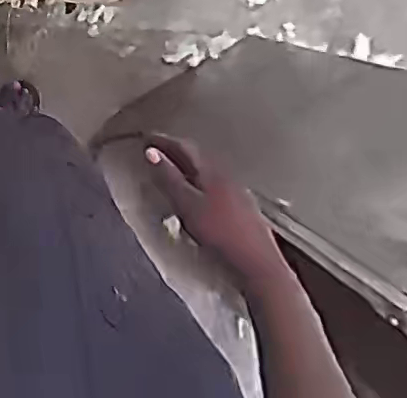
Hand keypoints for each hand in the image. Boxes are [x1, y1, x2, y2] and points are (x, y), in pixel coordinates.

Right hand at [144, 134, 289, 283]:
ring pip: (207, 171)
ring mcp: (238, 192)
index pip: (184, 146)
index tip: (146, 139)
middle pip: (197, 156)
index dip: (163, 141)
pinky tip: (198, 195)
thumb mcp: (187, 205)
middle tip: (157, 153)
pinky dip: (200, 183)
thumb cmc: (219, 233)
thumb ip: (168, 177)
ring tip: (173, 172)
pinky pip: (216, 185)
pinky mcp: (244, 209)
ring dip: (188, 168)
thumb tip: (151, 151)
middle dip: (175, 152)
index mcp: (211, 170)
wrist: (260, 267)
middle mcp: (226, 175)